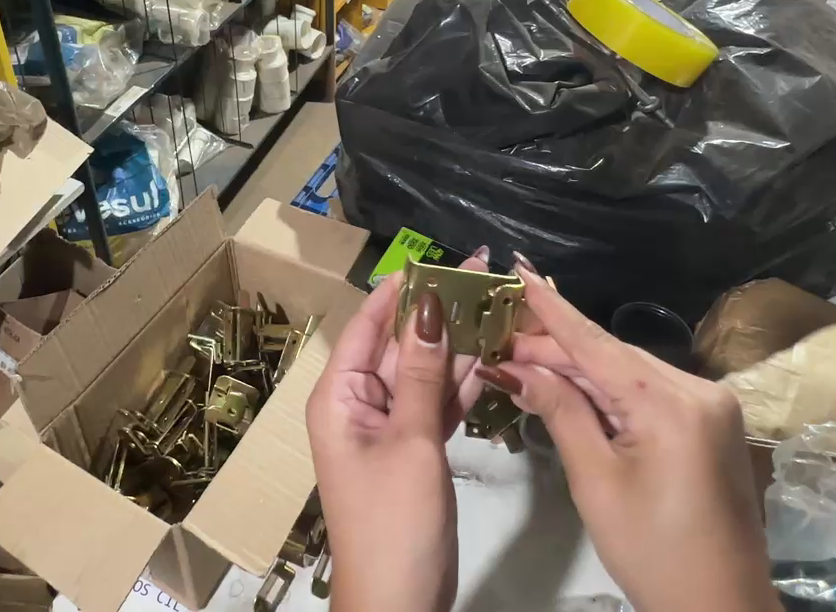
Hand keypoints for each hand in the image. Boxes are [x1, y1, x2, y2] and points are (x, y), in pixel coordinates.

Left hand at [306, 256, 483, 611]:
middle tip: (483, 274)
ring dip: (456, 343)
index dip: (402, 289)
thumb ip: (424, 373)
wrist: (400, 607)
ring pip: (423, 370)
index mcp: (341, 393)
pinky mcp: (413, 445)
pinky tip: (489, 353)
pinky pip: (434, 401)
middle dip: (439, 312)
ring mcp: (388, 423)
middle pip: (400, 343)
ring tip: (494, 303)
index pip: (369, 323)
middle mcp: (360, 400)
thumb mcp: (412, 441)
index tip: (438, 258)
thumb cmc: (395, 522)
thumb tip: (428, 304)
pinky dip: (459, 382)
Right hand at [477, 257, 778, 611]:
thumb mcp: (594, 480)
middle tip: (501, 344)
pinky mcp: (711, 421)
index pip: (595, 341)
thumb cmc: (653, 553)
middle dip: (555, 349)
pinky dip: (607, 389)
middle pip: (611, 355)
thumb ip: (559, 410)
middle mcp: (699, 389)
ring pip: (627, 370)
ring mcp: (710, 404)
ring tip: (524, 364)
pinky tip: (570, 387)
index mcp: (672, 403)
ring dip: (578, 369)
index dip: (552, 307)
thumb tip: (515, 366)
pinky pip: (648, 390)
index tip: (518, 269)